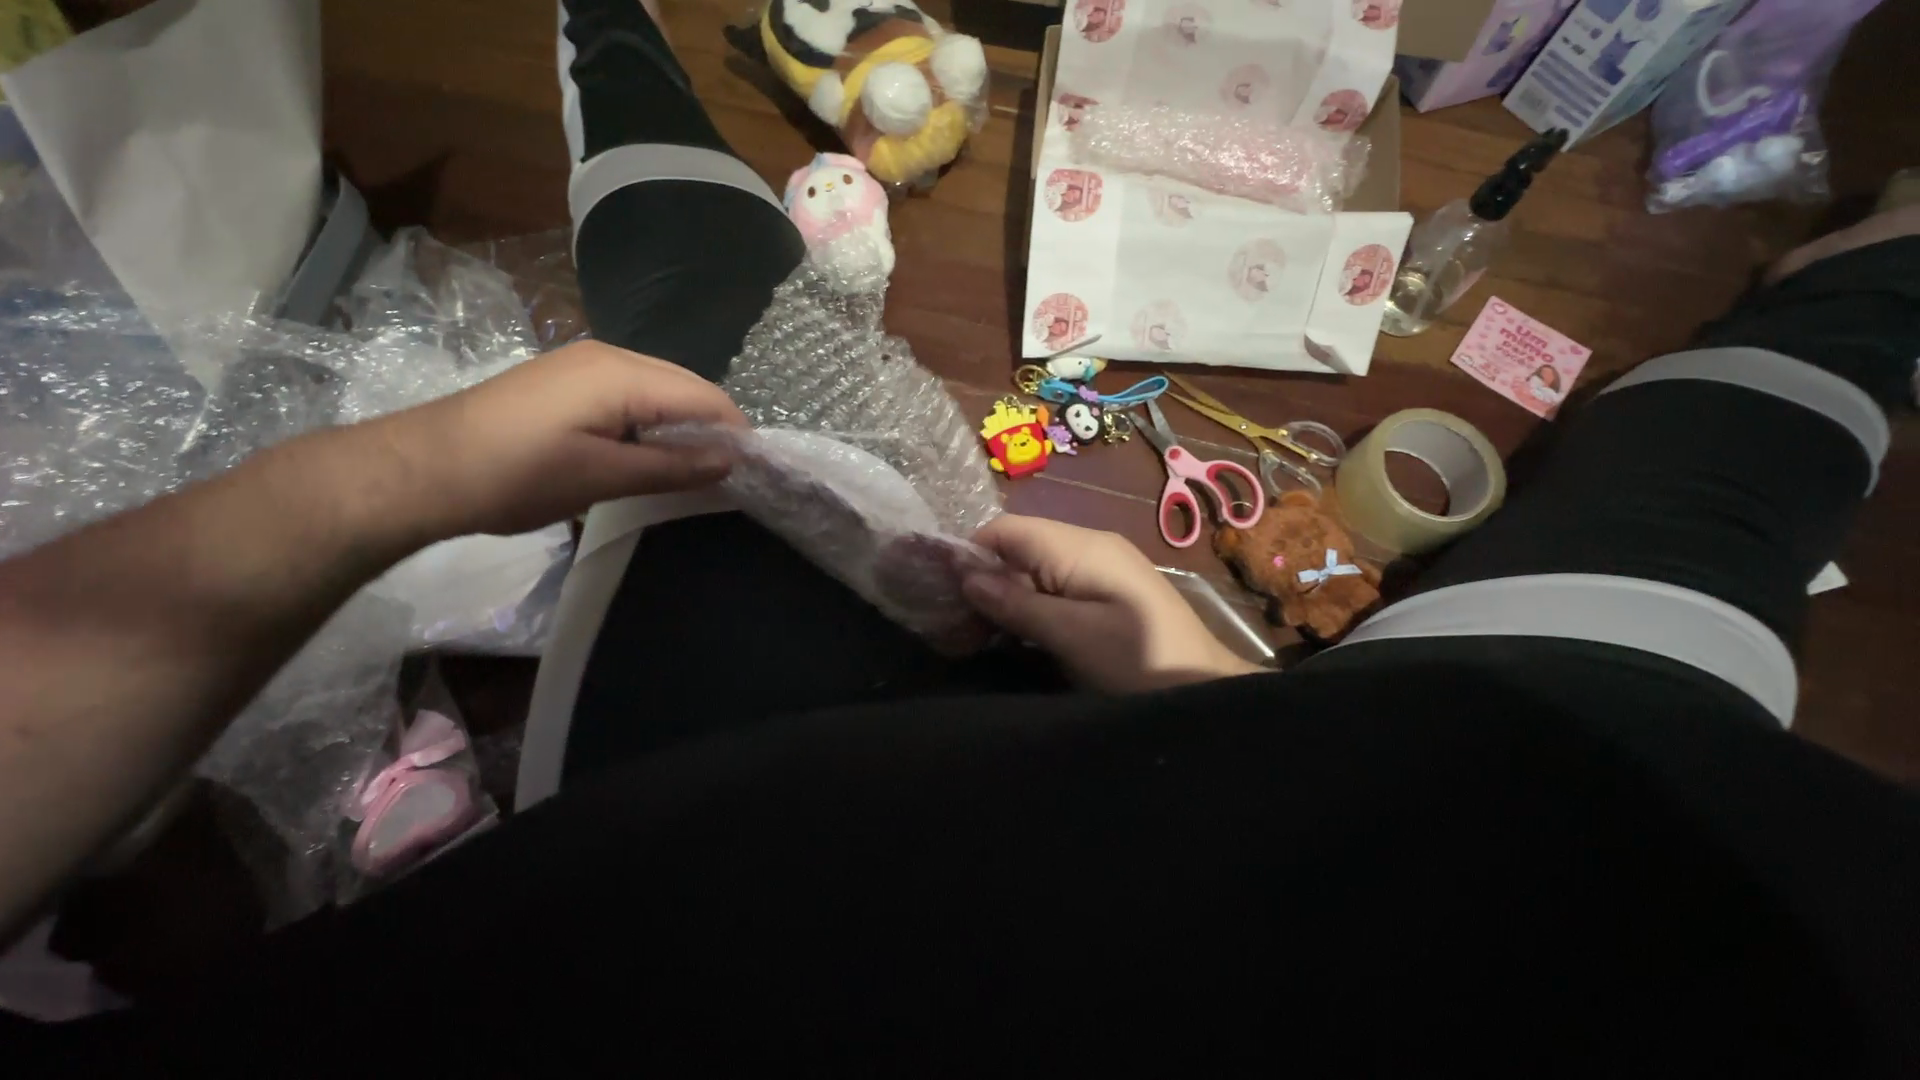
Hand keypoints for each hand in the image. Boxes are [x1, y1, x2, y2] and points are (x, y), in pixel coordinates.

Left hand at [369, 341, 746, 539]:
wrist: (422, 470)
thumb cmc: (517, 476)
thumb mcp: (603, 478)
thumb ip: (673, 467)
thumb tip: (731, 461)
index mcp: (622, 374)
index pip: (704, 396)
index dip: (736, 432)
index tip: (756, 473)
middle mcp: (609, 355)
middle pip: (685, 386)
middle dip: (713, 427)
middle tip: (729, 476)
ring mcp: (584, 364)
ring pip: (659, 389)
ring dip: (683, 425)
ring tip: (696, 469)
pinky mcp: (567, 380)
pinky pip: (631, 393)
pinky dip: (653, 422)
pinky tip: (650, 452)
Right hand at [961, 515, 1262, 692]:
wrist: (1209, 689)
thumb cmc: (1138, 662)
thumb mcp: (1071, 636)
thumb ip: (1017, 604)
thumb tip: (965, 575)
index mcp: (1081, 546)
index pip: (1006, 529)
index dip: (969, 553)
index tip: (942, 592)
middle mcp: (1090, 545)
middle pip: (1019, 546)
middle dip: (985, 579)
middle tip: (956, 623)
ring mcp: (1103, 567)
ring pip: (1036, 568)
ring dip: (1008, 596)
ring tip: (979, 633)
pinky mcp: (1110, 591)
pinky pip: (1058, 585)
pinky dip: (1033, 605)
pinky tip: (1020, 634)